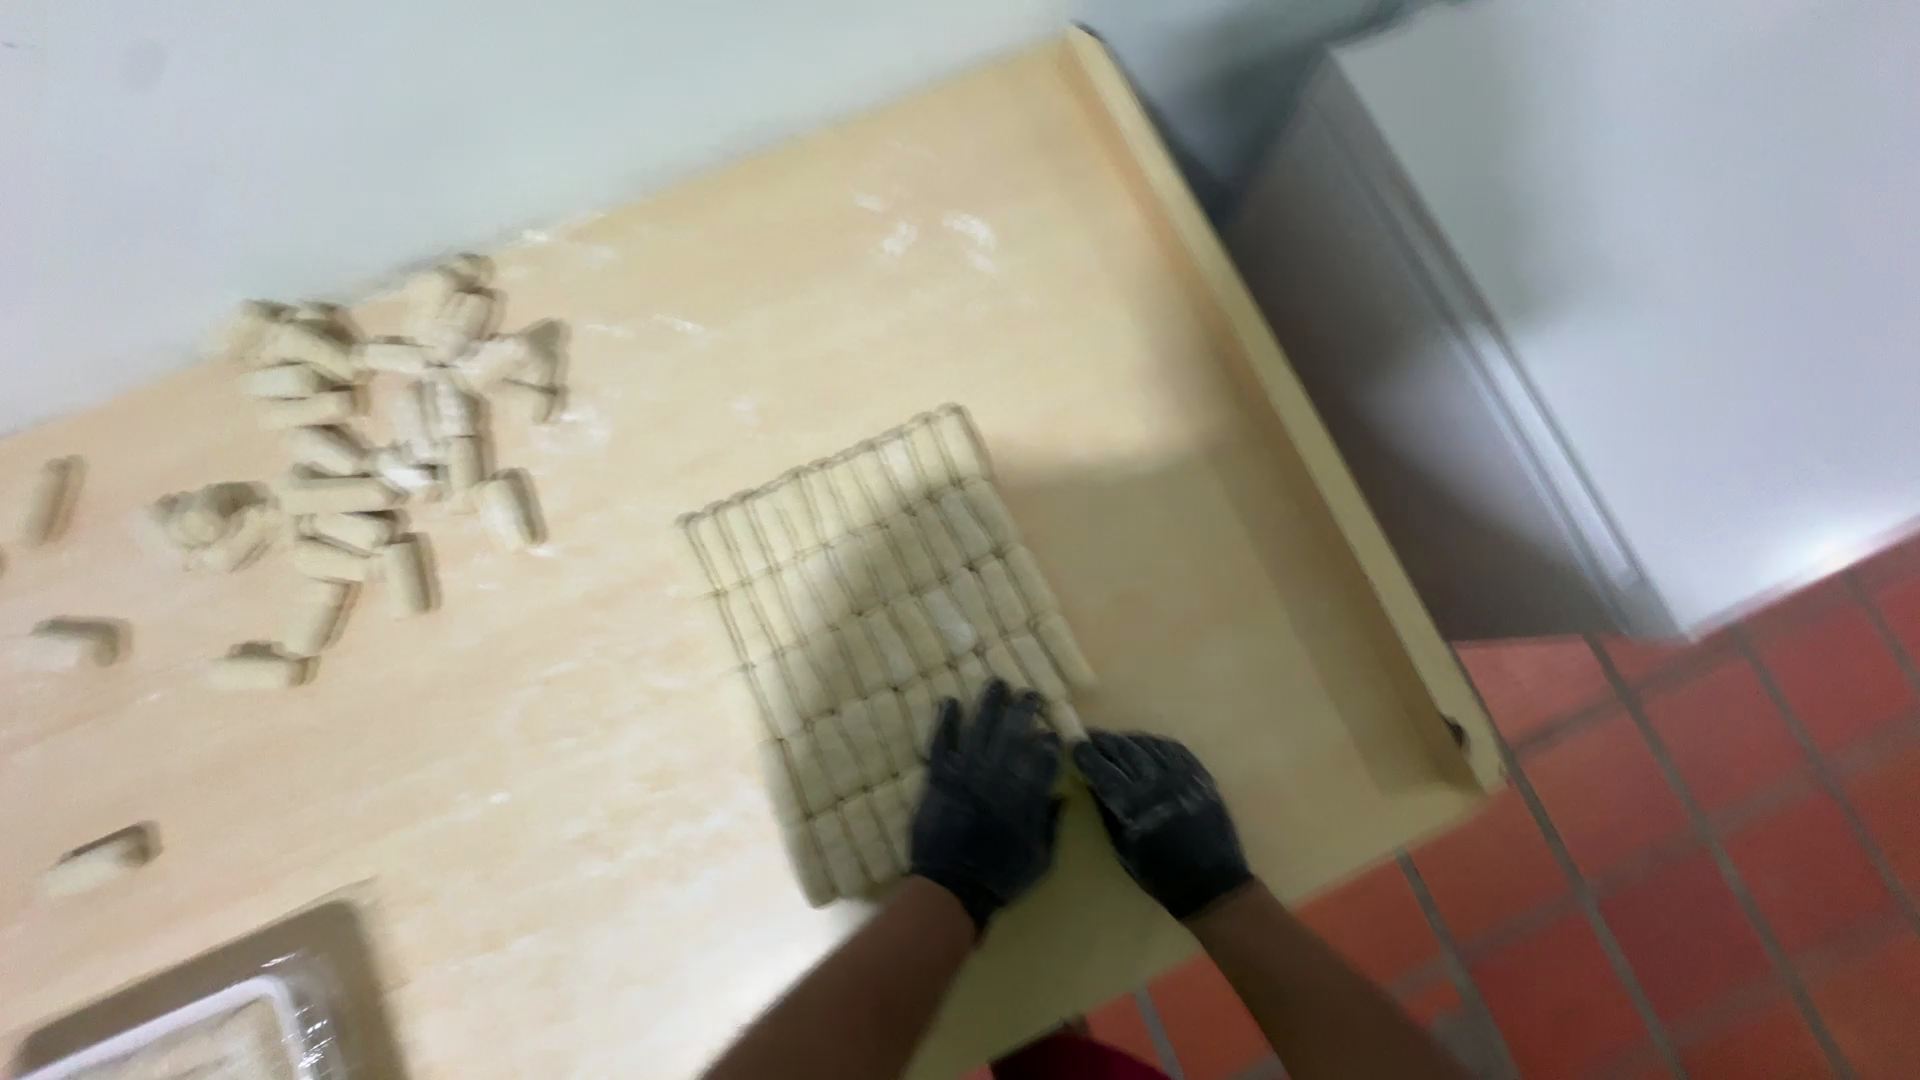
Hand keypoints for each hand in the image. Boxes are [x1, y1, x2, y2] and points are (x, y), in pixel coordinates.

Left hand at [910, 679, 1063, 931]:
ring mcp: (968, 773)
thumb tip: (1062, 796)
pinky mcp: (940, 776)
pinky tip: (950, 701)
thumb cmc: (1000, 878)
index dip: (1050, 741)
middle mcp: (1000, 777)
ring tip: (997, 683)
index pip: (1045, 758)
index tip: (1051, 733)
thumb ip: (1051, 824)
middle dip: (1025, 709)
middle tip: (1030, 694)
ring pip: (981, 728)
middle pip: (1016, 733)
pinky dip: (946, 720)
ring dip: (990, 703)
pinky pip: (943, 741)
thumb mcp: (1041, 858)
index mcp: (1027, 798)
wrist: (952, 888)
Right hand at [1073, 731, 1253, 919]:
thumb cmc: (1160, 874)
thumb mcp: (1123, 848)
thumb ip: (1107, 811)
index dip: (1085, 754)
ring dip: (1127, 741)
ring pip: (1147, 744)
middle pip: (1123, 750)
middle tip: (1091, 738)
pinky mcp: (1200, 775)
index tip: (1074, 744)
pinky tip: (1144, 746)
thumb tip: (1090, 781)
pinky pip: (1172, 748)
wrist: (1213, 885)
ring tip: (1115, 742)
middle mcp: (1157, 785)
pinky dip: (1153, 744)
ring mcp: (1182, 777)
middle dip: (1104, 742)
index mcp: (1134, 807)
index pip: (1102, 769)